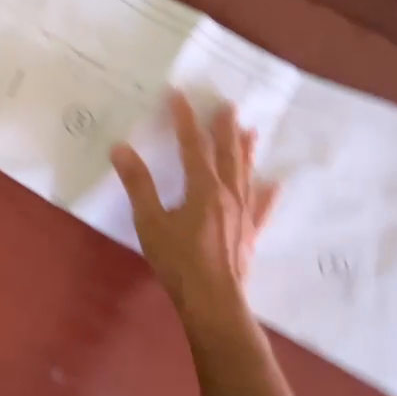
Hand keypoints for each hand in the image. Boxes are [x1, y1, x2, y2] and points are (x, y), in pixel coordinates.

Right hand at [110, 91, 279, 322]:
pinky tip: (274, 184)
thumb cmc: (177, 259)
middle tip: (227, 105)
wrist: (213, 300)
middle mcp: (228, 195)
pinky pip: (262, 207)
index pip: (192, 145)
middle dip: (223, 128)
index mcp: (202, 188)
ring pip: (246, 175)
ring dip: (246, 151)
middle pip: (226, 155)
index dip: (185, 119)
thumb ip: (137, 183)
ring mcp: (243, 214)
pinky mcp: (250, 233)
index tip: (178, 94)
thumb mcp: (149, 220)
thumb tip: (121, 148)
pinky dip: (267, 193)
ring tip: (250, 131)